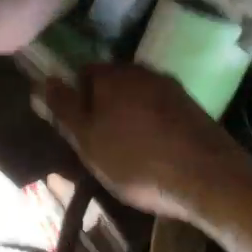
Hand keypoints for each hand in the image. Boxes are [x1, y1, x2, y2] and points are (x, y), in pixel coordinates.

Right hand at [36, 65, 251, 220]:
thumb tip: (42, 81)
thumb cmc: (136, 161)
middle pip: (112, 83)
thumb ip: (63, 110)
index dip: (74, 99)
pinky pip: (160, 110)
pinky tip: (154, 152)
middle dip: (102, 106)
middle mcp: (142, 72)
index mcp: (112, 75)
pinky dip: (152, 125)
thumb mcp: (87, 141)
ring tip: (126, 151)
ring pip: (137, 97)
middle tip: (98, 143)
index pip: (83, 72)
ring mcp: (172, 88)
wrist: (209, 179)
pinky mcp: (193, 108)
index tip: (76, 129)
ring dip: (128, 116)